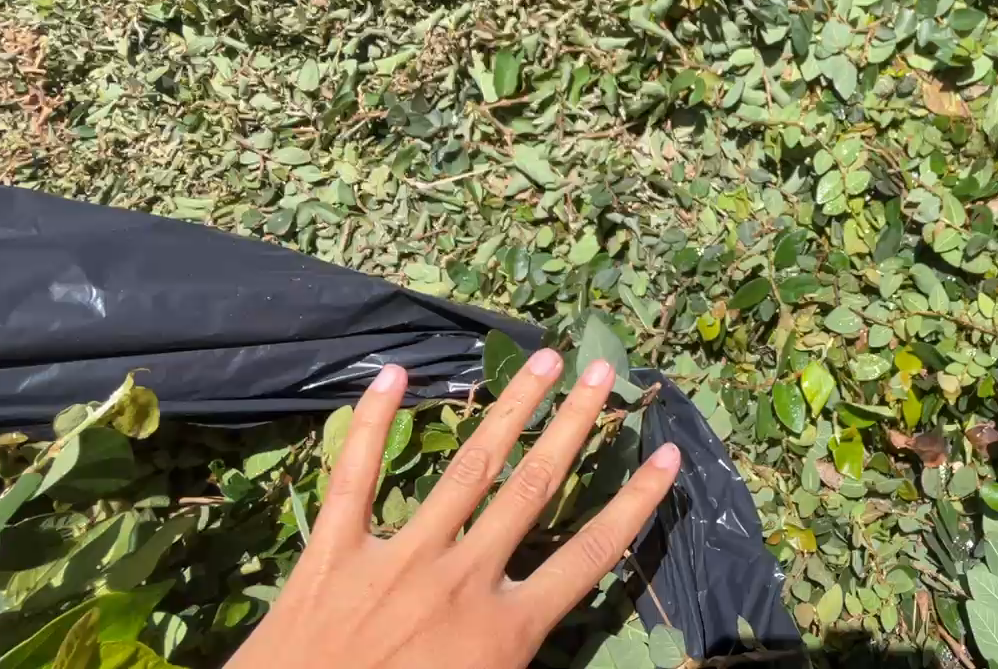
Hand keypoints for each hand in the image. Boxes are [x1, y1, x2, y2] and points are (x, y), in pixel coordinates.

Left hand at [226, 352, 679, 668]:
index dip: (637, 502)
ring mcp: (396, 563)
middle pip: (536, 486)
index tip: (667, 456)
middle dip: (575, 424)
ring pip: (470, 468)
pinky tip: (394, 373)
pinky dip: (371, 426)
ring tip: (545, 359)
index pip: (591, 553)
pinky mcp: (330, 559)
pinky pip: (352, 481)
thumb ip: (519, 660)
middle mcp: (461, 581)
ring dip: (512, 408)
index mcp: (500, 630)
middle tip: (603, 370)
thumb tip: (549, 625)